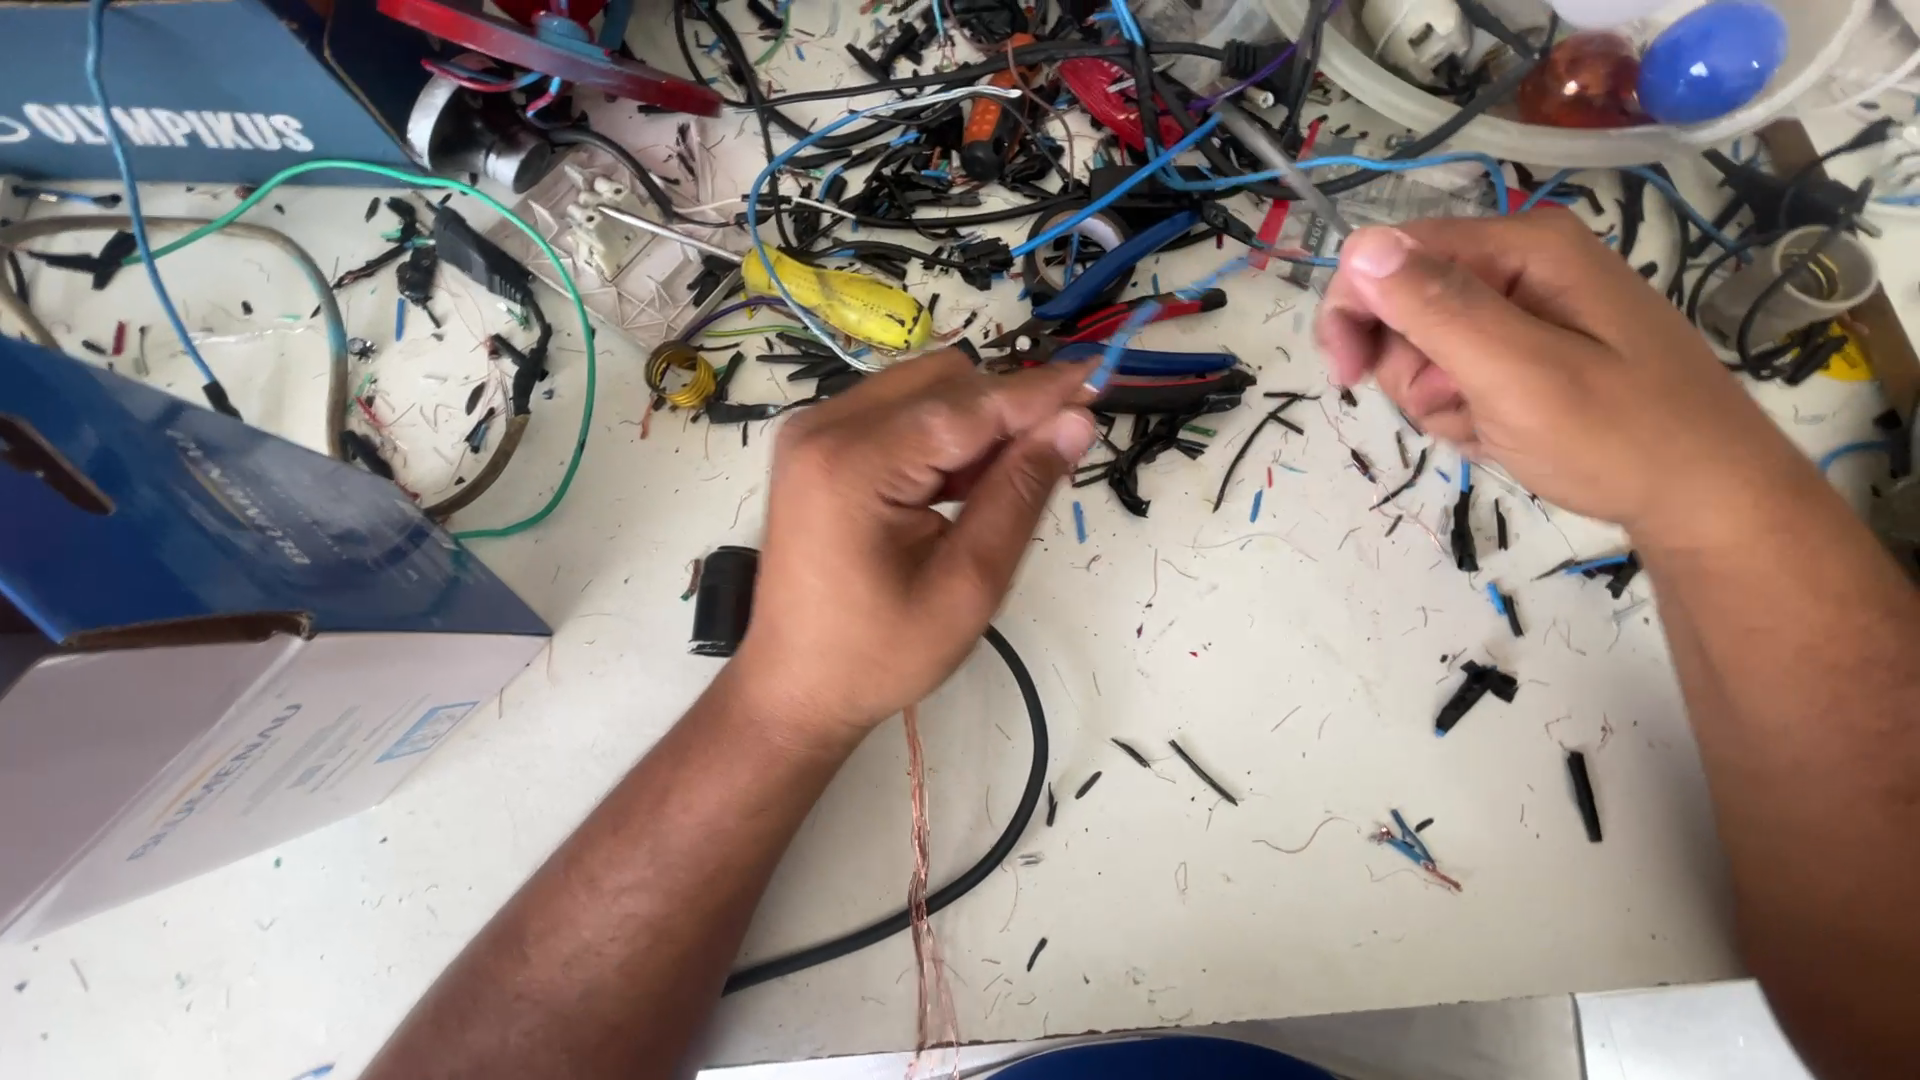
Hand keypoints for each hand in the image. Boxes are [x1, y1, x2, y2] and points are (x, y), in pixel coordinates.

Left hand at [728, 349, 1095, 744]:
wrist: (796, 685)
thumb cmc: (880, 654)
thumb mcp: (969, 584)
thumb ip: (1021, 494)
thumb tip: (1074, 422)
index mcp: (854, 464)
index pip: (968, 405)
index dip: (1039, 392)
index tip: (1098, 379)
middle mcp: (824, 428)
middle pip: (942, 383)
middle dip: (1003, 410)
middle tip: (1044, 464)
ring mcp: (811, 432)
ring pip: (921, 390)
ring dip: (971, 423)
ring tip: (992, 490)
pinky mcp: (814, 447)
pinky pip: (894, 413)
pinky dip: (937, 436)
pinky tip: (953, 487)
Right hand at [1314, 210, 1808, 538]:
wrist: (1698, 496)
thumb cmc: (1617, 436)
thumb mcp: (1517, 374)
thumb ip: (1438, 309)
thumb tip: (1361, 247)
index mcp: (1521, 248)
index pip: (1388, 255)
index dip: (1353, 312)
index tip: (1349, 377)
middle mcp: (1517, 264)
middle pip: (1398, 304)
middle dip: (1406, 365)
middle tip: (1452, 404)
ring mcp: (1519, 307)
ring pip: (1415, 347)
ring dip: (1431, 396)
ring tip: (1484, 421)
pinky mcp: (1519, 346)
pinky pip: (1445, 372)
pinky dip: (1454, 409)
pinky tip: (1493, 427)